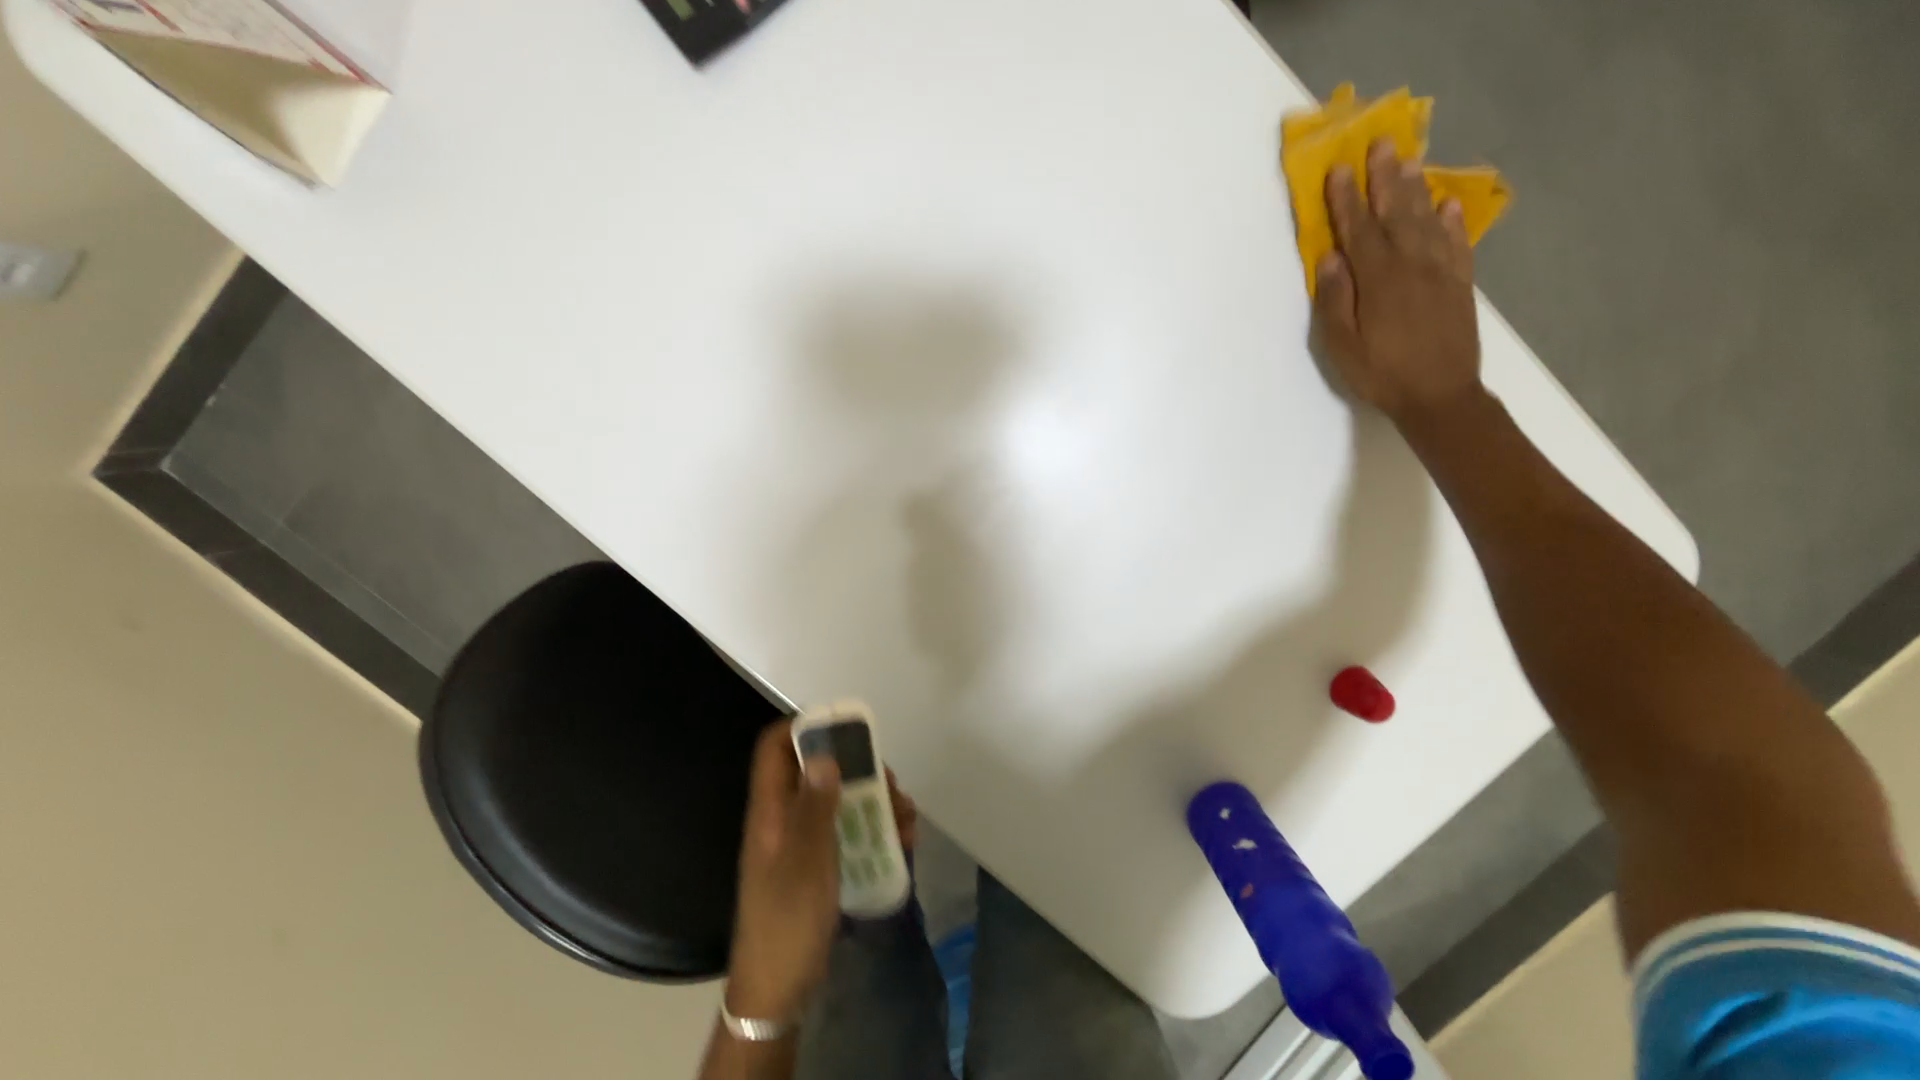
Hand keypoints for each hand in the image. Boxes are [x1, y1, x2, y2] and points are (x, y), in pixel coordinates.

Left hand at [724, 721, 918, 1024]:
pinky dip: (874, 833)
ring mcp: (801, 846)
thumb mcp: (807, 862)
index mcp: (769, 812)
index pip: (775, 749)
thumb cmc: (788, 923)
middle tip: (890, 784)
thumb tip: (824, 754)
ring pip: (838, 805)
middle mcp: (783, 821)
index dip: (804, 729)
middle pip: (816, 774)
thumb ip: (815, 808)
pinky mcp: (818, 870)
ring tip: (907, 817)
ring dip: (873, 803)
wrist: (778, 991)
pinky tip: (903, 844)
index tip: (848, 730)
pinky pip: (847, 836)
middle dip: (857, 770)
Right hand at [1313, 138, 1484, 424]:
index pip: (1358, 230)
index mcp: (1378, 279)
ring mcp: (1441, 271)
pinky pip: (1457, 242)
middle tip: (1381, 143)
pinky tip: (1447, 205)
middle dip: (1386, 177)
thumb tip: (1330, 258)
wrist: (1441, 396)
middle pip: (1396, 212)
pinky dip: (1452, 221)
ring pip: (1427, 219)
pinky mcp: (1460, 283)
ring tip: (1409, 160)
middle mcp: (1411, 264)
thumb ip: (1335, 299)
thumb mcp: (1342, 345)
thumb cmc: (1382, 373)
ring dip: (1416, 188)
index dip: (1346, 199)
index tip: (1339, 169)